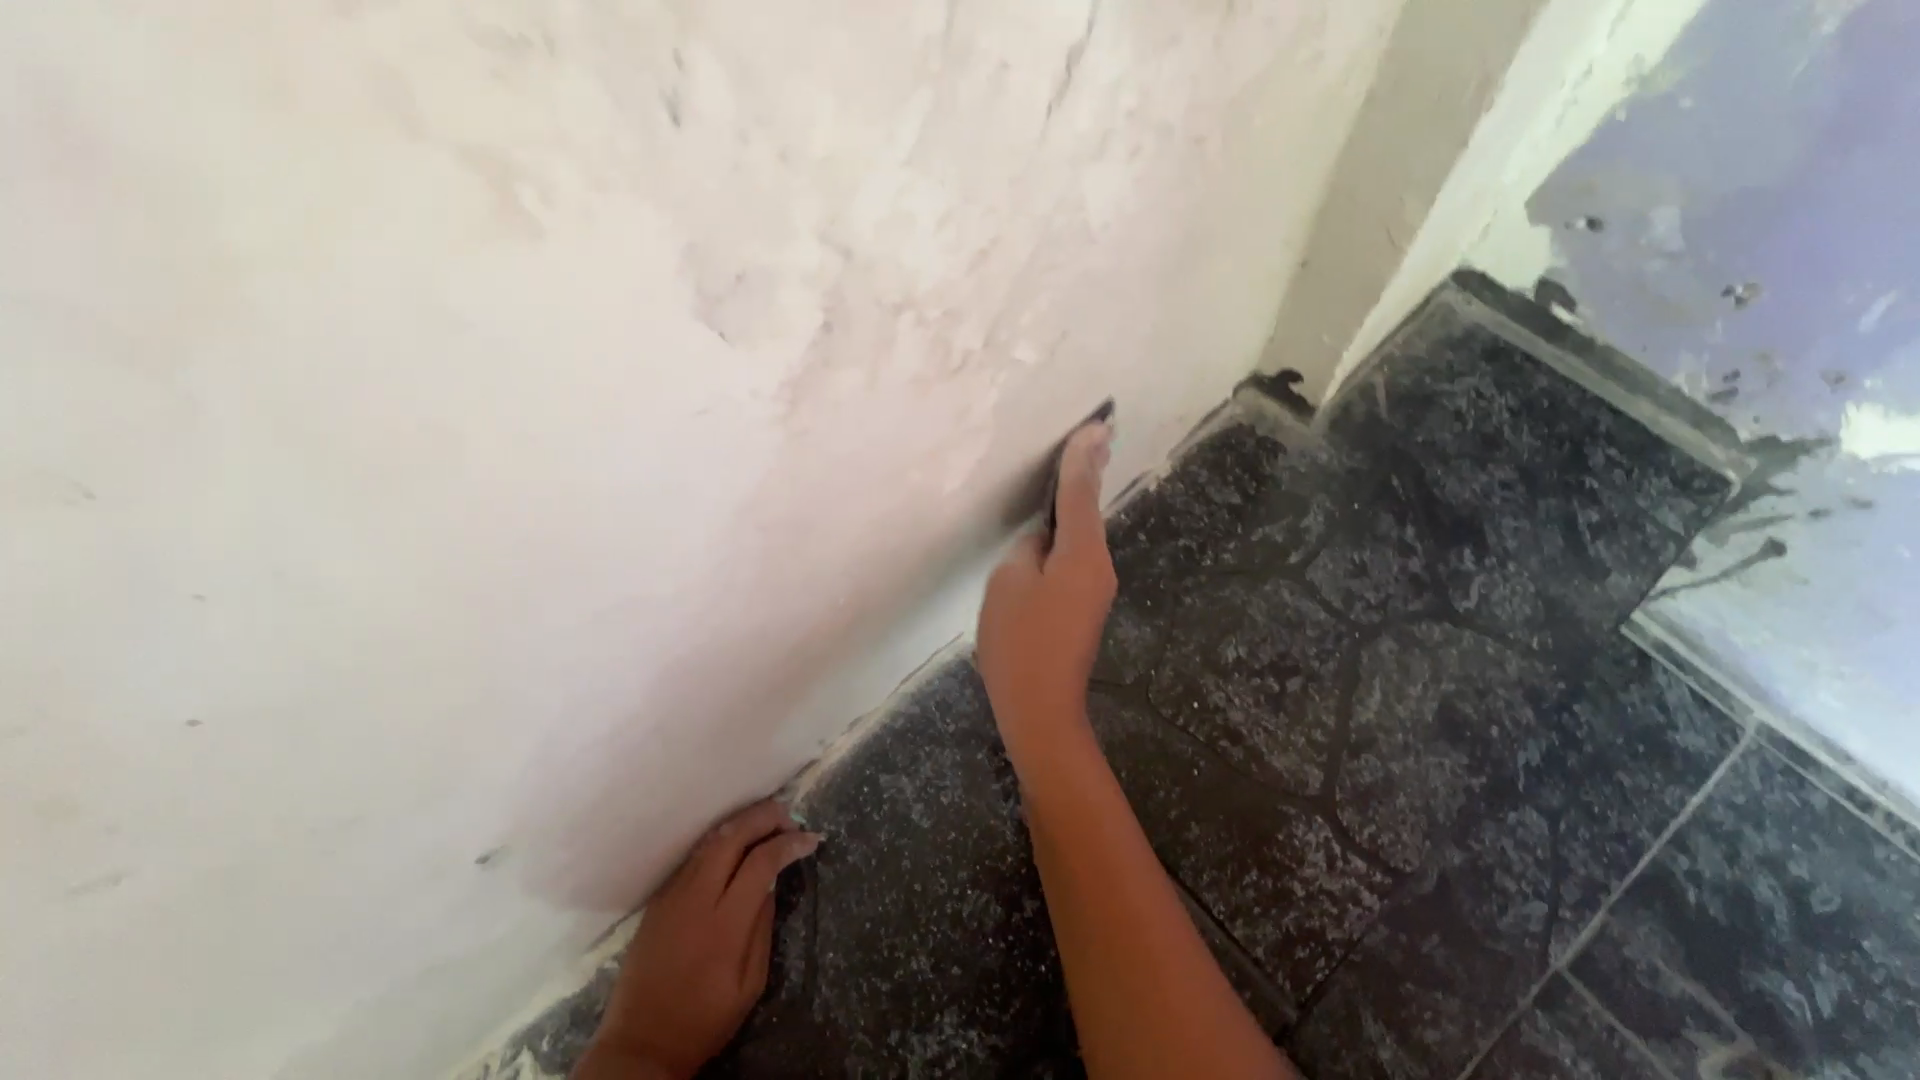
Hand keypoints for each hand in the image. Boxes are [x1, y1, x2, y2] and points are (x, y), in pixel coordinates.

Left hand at [577, 800, 821, 1079]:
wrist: (641, 1042)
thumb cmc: (703, 1020)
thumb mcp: (749, 985)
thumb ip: (762, 929)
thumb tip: (771, 885)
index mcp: (724, 925)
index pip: (761, 863)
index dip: (789, 844)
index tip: (811, 840)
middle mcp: (695, 899)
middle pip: (731, 837)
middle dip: (764, 817)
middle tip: (790, 816)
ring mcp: (672, 896)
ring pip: (709, 841)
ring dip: (741, 823)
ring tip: (768, 822)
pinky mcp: (658, 900)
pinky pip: (693, 857)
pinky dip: (719, 840)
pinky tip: (735, 843)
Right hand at [977, 422, 1116, 752]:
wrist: (1040, 708)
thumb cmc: (1019, 642)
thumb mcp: (1008, 584)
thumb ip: (1028, 547)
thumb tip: (1043, 539)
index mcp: (1083, 554)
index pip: (1080, 494)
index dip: (1081, 459)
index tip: (1096, 425)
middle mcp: (1099, 566)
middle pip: (1085, 513)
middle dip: (1081, 477)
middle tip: (1086, 437)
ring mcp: (1095, 589)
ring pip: (1079, 538)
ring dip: (1069, 510)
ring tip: (1058, 478)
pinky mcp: (1084, 607)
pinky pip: (1073, 560)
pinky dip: (1062, 541)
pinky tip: (1047, 536)